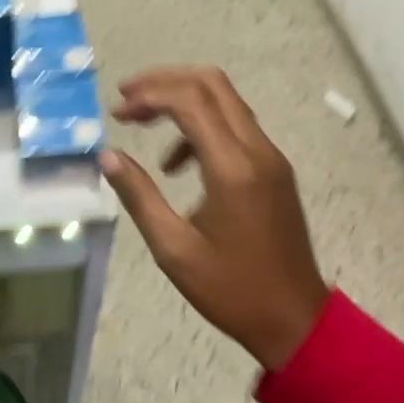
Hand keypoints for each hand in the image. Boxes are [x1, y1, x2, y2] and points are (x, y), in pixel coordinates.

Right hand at [101, 66, 329, 370]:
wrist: (296, 320)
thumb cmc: (232, 290)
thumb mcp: (173, 249)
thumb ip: (139, 196)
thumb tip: (107, 155)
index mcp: (233, 168)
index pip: (190, 100)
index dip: (149, 95)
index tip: (117, 111)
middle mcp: (257, 150)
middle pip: (211, 84)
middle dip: (164, 81)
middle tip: (127, 99)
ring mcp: (270, 157)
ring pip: (225, 99)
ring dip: (181, 100)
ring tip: (142, 124)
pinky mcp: (274, 168)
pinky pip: (235, 125)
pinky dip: (200, 124)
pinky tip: (176, 164)